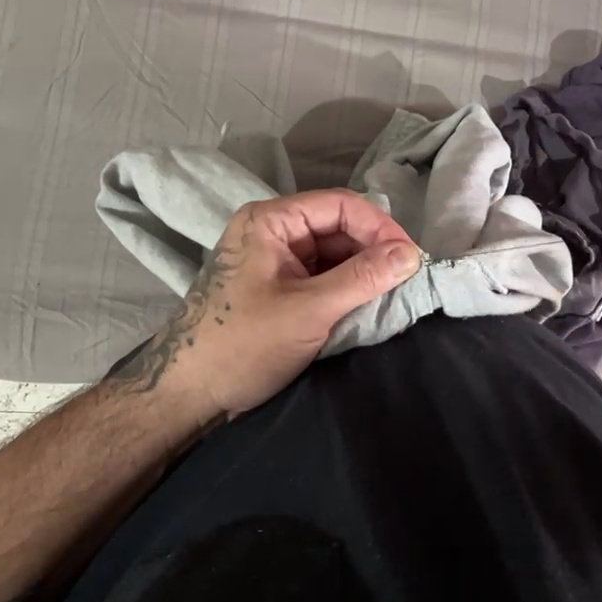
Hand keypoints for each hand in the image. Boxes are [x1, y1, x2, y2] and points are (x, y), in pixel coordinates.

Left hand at [110, 189, 422, 420]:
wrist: (188, 395)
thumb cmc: (243, 345)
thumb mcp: (309, 310)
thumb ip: (363, 278)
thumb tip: (412, 254)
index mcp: (270, 221)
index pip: (340, 205)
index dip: (379, 227)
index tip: (411, 258)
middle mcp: (272, 231)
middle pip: (338, 226)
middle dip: (374, 250)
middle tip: (407, 279)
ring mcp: (274, 261)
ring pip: (333, 253)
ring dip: (363, 271)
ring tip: (393, 294)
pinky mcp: (278, 288)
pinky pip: (322, 276)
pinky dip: (347, 288)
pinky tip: (368, 305)